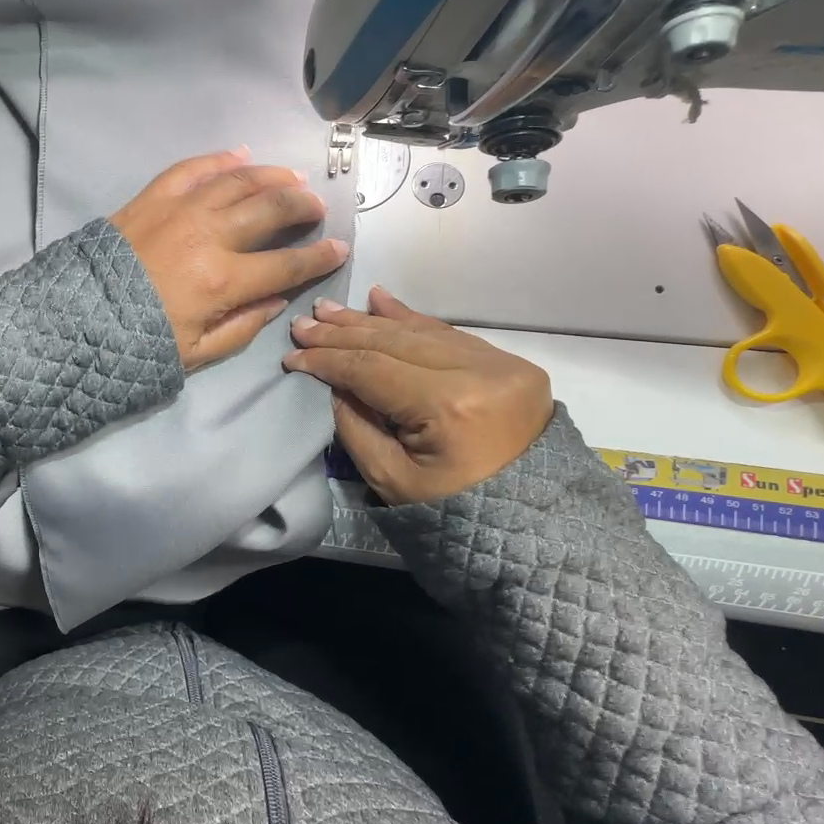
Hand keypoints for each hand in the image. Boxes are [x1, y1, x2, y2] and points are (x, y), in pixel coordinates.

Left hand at [112, 149, 348, 369]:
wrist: (75, 318)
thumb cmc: (135, 340)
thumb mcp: (196, 352)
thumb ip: (244, 327)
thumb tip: (279, 299)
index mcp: (222, 282)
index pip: (287, 264)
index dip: (319, 257)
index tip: (338, 248)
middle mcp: (208, 237)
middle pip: (271, 210)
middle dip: (303, 206)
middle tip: (316, 207)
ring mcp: (179, 211)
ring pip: (239, 181)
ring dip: (272, 176)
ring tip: (292, 179)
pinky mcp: (152, 198)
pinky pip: (193, 169)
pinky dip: (220, 159)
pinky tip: (241, 156)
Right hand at [284, 287, 552, 503]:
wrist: (531, 523)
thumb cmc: (452, 508)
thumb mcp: (388, 476)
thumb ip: (355, 423)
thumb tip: (333, 379)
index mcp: (449, 406)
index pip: (372, 369)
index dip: (327, 361)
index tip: (291, 355)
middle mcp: (479, 373)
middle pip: (395, 343)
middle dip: (342, 333)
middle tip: (302, 323)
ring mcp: (501, 365)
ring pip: (420, 331)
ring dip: (369, 320)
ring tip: (329, 310)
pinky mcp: (511, 364)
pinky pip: (450, 334)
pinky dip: (411, 318)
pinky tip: (380, 301)